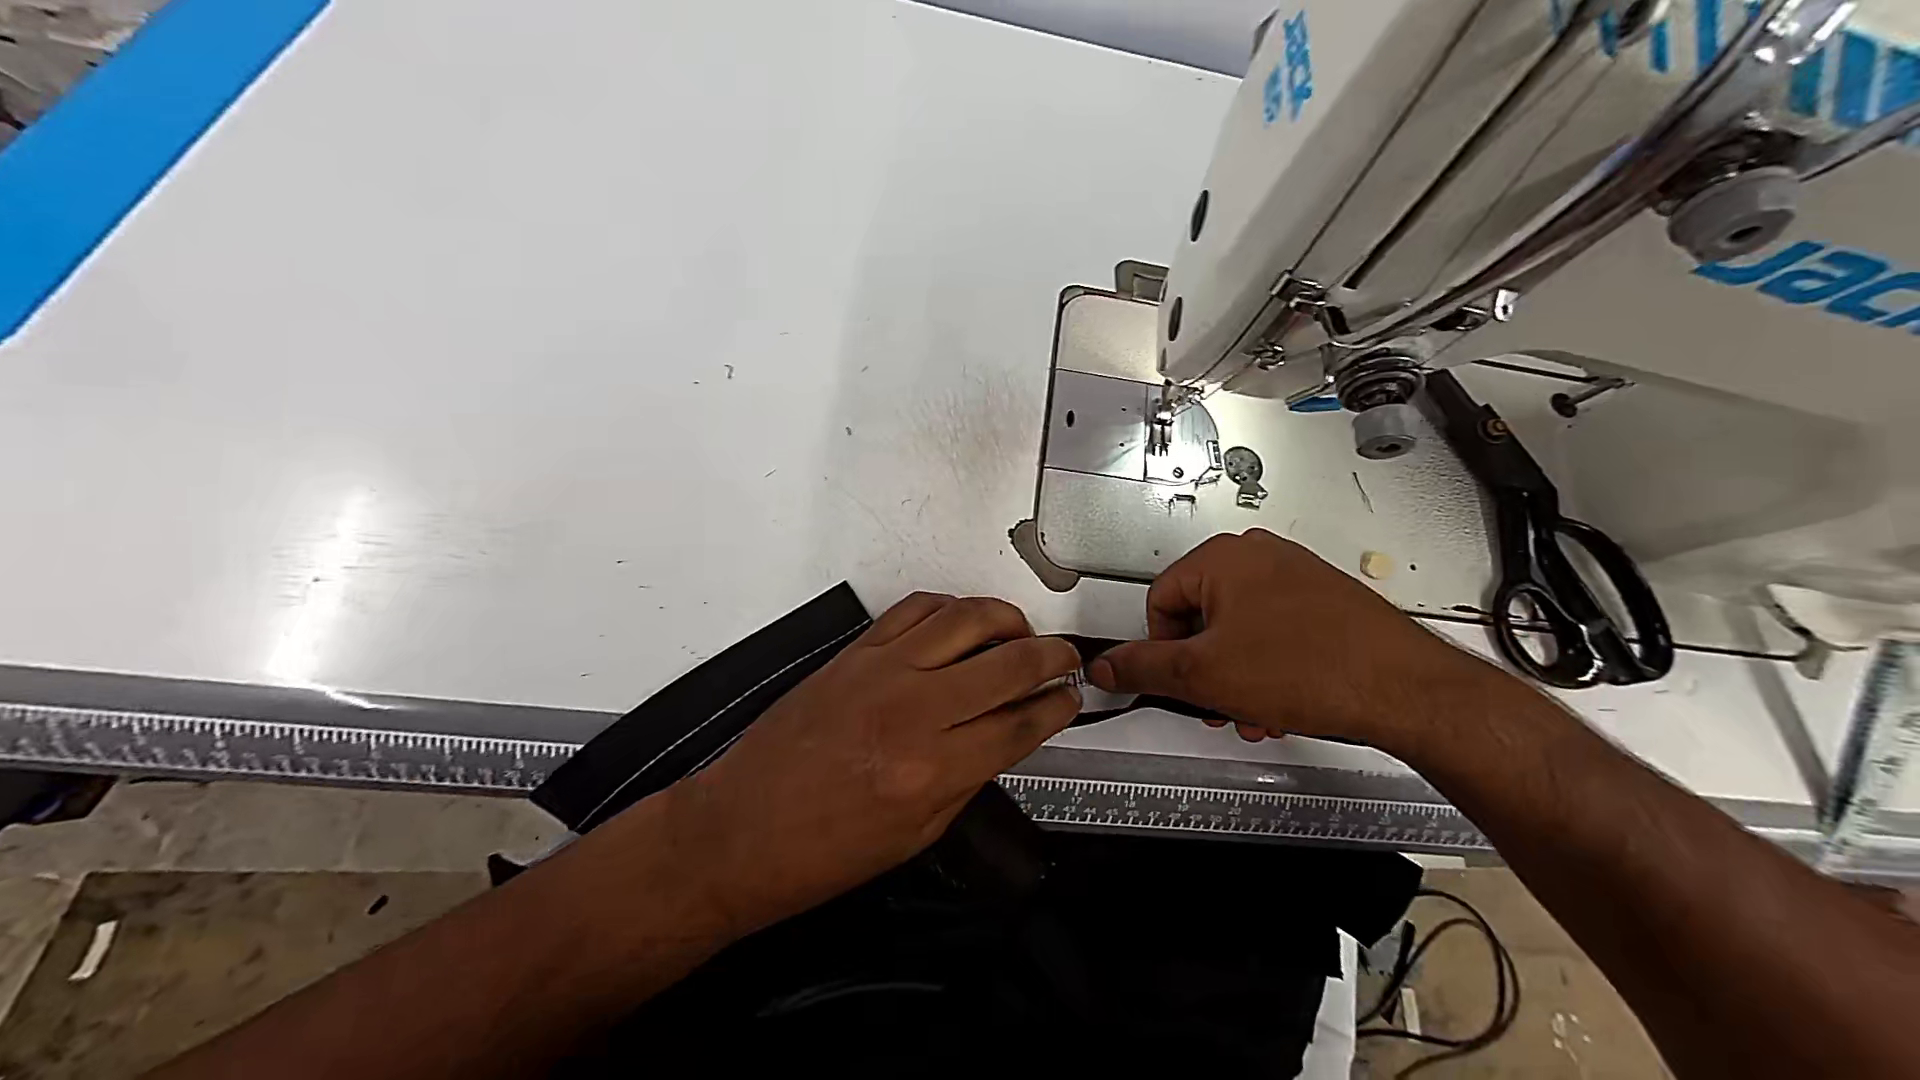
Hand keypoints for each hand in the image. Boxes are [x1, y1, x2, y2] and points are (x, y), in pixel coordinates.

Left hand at [662, 593, 1080, 934]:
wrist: (741, 830)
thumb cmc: (819, 849)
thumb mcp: (917, 834)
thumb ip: (970, 777)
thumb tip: (1006, 735)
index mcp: (933, 769)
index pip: (1022, 722)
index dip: (1057, 706)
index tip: (1069, 697)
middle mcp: (912, 710)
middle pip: (1009, 663)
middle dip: (1052, 656)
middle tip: (1063, 659)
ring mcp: (881, 671)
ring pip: (966, 618)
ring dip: (1008, 618)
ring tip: (1021, 632)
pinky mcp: (854, 653)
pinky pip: (914, 608)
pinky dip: (949, 606)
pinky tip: (961, 619)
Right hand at [1087, 529, 1510, 750]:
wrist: (1408, 691)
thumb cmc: (1317, 669)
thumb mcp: (1203, 675)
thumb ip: (1143, 668)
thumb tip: (1106, 664)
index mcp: (1221, 559)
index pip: (1158, 603)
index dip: (1162, 651)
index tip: (1177, 681)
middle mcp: (1258, 557)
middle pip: (1198, 617)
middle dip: (1201, 670)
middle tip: (1213, 701)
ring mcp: (1293, 576)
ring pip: (1235, 630)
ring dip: (1233, 676)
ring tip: (1251, 710)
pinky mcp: (1321, 600)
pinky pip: (1271, 632)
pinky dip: (1265, 668)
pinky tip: (1279, 703)